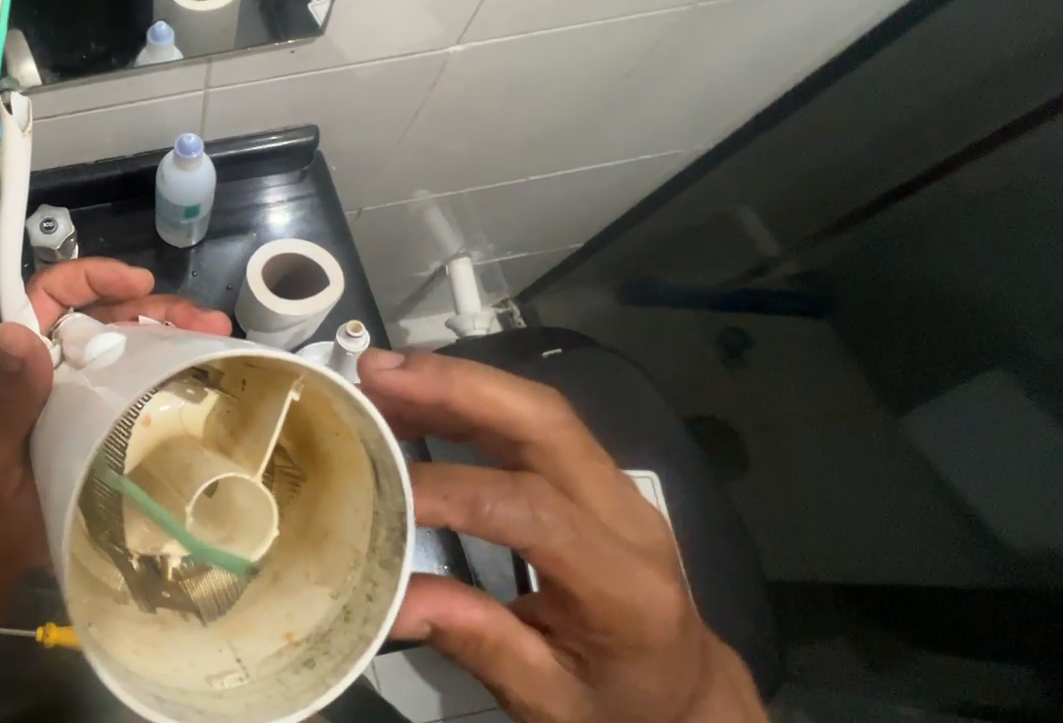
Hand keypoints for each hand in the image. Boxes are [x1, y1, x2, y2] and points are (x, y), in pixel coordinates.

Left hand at [0, 258, 230, 603]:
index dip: (92, 276)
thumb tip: (14, 333)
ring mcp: (84, 391)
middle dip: (154, 307)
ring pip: (129, 343)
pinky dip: (173, 370)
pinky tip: (205, 371)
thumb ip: (4, 397)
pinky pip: (141, 381)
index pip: (52, 294)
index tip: (139, 283)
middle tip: (204, 319)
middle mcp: (55, 364)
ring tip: (215, 334)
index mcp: (21, 357)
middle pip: (105, 314)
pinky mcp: (106, 417)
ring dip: (173, 332)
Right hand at [357, 350, 764, 722]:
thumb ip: (478, 643)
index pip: (533, 511)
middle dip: (455, 387)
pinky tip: (410, 398)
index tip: (377, 486)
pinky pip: (526, 416)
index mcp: (625, 587)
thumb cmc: (619, 705)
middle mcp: (626, 516)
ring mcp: (611, 484)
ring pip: (533, 406)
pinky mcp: (589, 470)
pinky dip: (463, 396)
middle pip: (544, 423)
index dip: (451, 490)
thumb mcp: (551, 701)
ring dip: (452, 380)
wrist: (686, 692)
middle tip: (376, 375)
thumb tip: (390, 601)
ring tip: (377, 372)